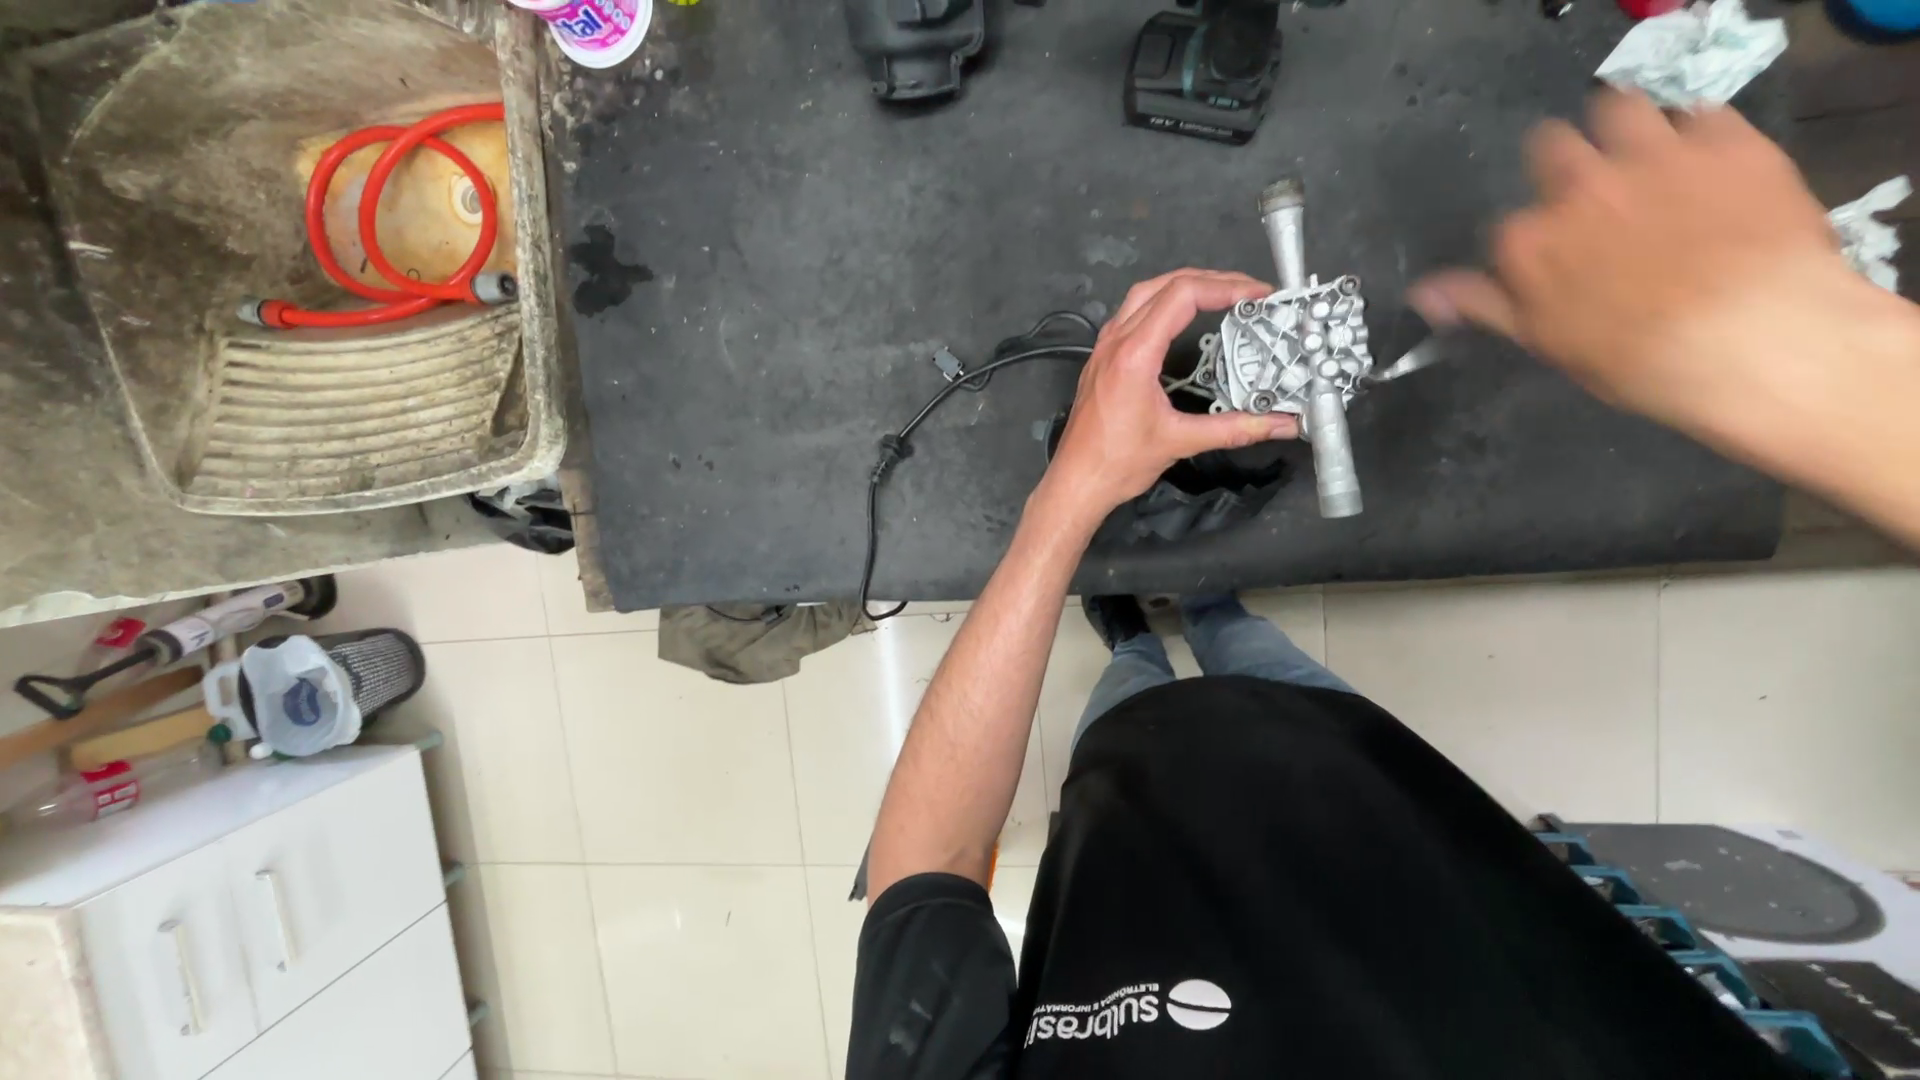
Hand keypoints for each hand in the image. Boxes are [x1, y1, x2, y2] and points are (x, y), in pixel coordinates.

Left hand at [1041, 269, 1298, 523]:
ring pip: (1143, 295)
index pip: (1182, 295)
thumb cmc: (1115, 463)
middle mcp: (1115, 343)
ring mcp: (1104, 350)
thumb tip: (1277, 423)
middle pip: (1164, 285)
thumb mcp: (1180, 442)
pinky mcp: (1101, 361)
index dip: (1225, 287)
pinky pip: (1130, 316)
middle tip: (1246, 292)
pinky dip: (1160, 307)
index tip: (1256, 295)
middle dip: (1210, 280)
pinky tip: (1179, 321)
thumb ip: (1234, 428)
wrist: (1076, 482)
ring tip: (1219, 296)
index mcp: (1133, 354)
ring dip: (1182, 287)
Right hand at [1408, 91, 1858, 437]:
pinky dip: (1694, 130)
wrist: (1753, 337)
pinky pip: (1699, 111)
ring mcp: (1652, 156)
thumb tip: (1422, 293)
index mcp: (1527, 241)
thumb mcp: (1542, 338)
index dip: (1529, 239)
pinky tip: (1700, 159)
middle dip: (1562, 162)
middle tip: (1587, 190)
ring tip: (1636, 154)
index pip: (1508, 224)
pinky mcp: (1726, 141)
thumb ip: (1484, 304)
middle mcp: (1578, 187)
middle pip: (1551, 146)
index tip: (1549, 257)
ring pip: (1619, 109)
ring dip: (1620, 127)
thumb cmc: (1632, 357)